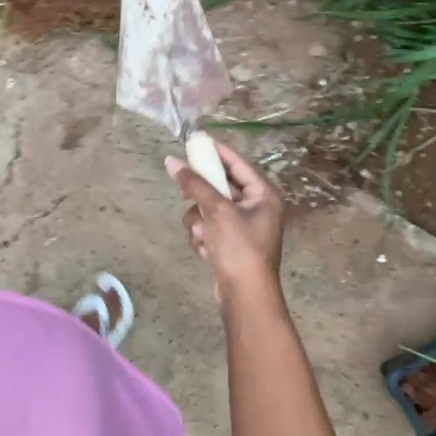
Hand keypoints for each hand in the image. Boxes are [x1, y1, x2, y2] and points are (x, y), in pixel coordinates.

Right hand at [166, 139, 284, 302]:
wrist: (244, 294)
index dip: (216, 151)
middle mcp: (256, 208)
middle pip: (220, 186)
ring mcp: (243, 227)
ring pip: (208, 208)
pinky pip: (208, 227)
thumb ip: (194, 183)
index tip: (194, 141)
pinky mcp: (230, 243)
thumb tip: (171, 160)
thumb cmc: (239, 248)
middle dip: (201, 196)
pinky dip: (202, 236)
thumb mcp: (216, 210)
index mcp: (264, 195)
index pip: (238, 164)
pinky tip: (205, 250)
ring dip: (199, 221)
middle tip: (183, 190)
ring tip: (202, 234)